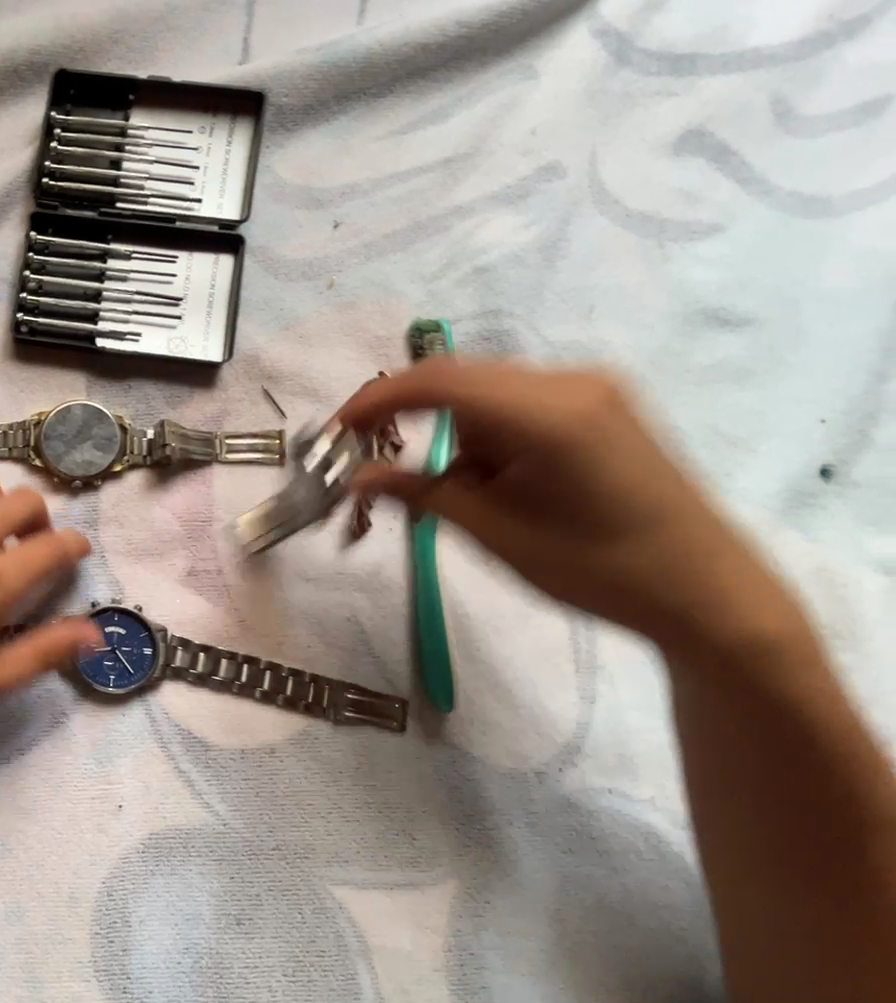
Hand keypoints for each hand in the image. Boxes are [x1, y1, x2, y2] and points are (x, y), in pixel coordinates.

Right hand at [339, 360, 798, 655]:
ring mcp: (590, 388)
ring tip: (446, 490)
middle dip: (405, 414)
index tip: (334, 433)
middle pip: (457, 378)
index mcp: (549, 414)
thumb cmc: (595, 569)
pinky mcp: (597, 404)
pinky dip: (480, 433)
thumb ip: (420, 493)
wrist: (703, 589)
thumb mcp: (493, 534)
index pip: (438, 383)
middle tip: (362, 456)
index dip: (376, 401)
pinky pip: (512, 401)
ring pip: (481, 391)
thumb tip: (355, 477)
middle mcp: (571, 383)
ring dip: (446, 430)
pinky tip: (485, 476)